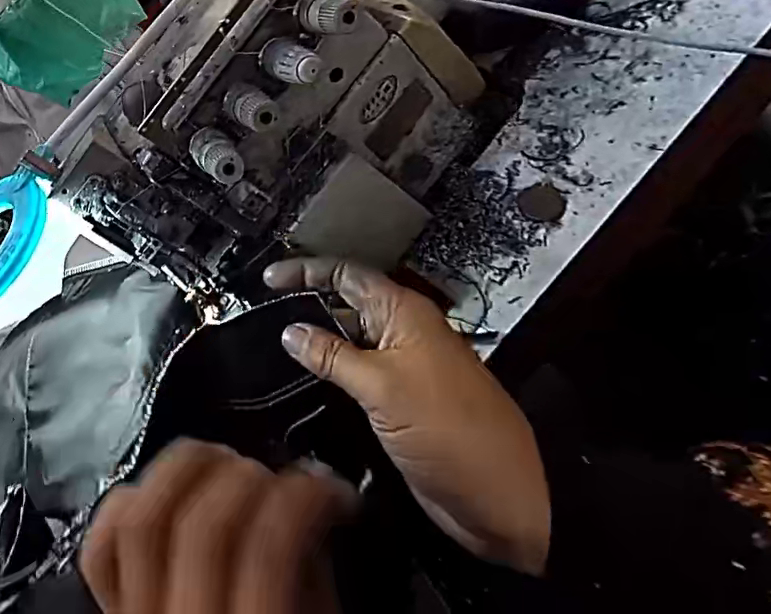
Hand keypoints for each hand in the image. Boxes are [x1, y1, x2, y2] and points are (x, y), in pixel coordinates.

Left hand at [81, 440, 353, 613]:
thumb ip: (310, 582)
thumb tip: (306, 503)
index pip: (267, 550)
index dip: (303, 499)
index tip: (328, 486)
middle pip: (200, 525)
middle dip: (247, 478)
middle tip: (277, 476)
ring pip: (140, 518)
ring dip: (185, 472)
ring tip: (223, 464)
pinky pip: (101, 549)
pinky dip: (127, 503)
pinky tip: (163, 492)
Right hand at [264, 259, 549, 574]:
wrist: (504, 500)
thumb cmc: (448, 430)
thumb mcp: (382, 387)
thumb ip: (332, 356)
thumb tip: (289, 330)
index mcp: (403, 312)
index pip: (345, 274)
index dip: (305, 271)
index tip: (269, 279)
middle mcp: (401, 330)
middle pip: (346, 302)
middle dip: (307, 302)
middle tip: (265, 310)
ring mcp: (401, 365)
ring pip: (350, 337)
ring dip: (317, 337)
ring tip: (274, 341)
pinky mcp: (399, 397)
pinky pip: (357, 370)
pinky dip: (330, 368)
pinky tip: (305, 376)